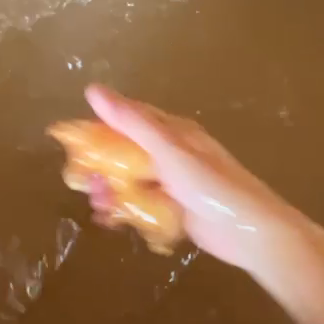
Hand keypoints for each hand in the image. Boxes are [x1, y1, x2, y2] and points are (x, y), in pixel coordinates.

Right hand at [84, 85, 292, 271]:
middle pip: (125, 152)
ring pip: (130, 180)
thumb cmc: (212, 186)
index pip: (128, 118)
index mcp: (172, 132)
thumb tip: (92, 90)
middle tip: (82, 179)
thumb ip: (132, 122)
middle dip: (101, 164)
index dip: (99, 123)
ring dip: (110, 189)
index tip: (71, 138)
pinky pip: (140, 205)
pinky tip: (108, 220)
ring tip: (97, 203)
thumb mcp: (168, 150)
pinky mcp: (174, 210)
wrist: (252, 233)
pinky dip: (122, 210)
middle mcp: (171, 154)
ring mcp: (172, 183)